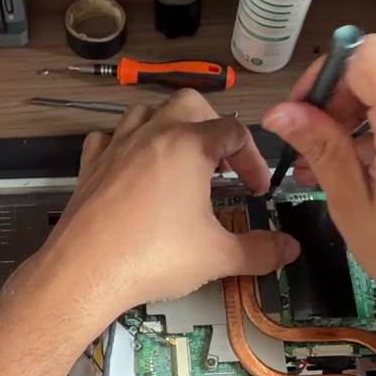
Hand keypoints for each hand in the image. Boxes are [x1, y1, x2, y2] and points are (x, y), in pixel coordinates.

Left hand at [27, 89, 299, 331]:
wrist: (85, 271)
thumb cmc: (154, 256)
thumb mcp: (217, 257)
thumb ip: (260, 251)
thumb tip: (290, 249)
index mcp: (189, 145)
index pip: (234, 131)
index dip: (253, 158)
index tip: (256, 189)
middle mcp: (152, 134)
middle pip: (189, 103)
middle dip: (212, 124)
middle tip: (221, 161)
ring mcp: (117, 146)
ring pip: (145, 112)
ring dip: (168, 126)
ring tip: (179, 157)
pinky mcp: (90, 165)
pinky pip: (108, 137)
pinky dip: (124, 143)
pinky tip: (131, 166)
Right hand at [259, 34, 375, 355]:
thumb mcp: (354, 205)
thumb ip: (321, 147)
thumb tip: (279, 112)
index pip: (366, 54)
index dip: (326, 76)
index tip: (304, 114)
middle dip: (339, 94)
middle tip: (312, 140)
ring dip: (359, 110)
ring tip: (330, 160)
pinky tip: (362, 165)